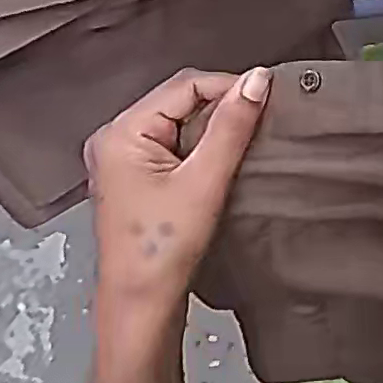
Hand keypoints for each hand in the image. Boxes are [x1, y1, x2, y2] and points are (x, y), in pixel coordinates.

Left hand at [83, 67, 271, 325]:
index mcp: (121, 132)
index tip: (267, 97)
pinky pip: (175, 142)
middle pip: (179, 99)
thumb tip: (257, 79)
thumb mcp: (205, 180)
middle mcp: (115, 138)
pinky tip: (225, 157)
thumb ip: (231, 126)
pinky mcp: (137, 175)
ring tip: (248, 137)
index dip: (228, 86)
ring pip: (180, 121)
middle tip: (261, 119)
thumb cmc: (164, 248)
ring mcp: (124, 157)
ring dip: (215, 125)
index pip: (184, 85)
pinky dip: (204, 144)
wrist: (142, 302)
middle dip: (222, 105)